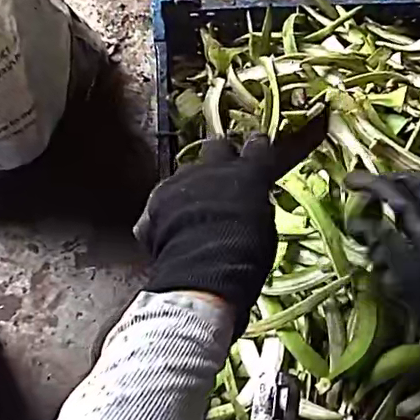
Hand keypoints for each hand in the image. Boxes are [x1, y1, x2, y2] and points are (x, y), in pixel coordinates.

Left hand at [136, 136, 285, 330]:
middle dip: (220, 158)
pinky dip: (167, 213)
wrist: (204, 272)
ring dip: (192, 187)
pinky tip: (171, 231)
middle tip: (224, 175)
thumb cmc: (247, 252)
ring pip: (185, 174)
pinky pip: (163, 202)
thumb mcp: (265, 226)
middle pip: (216, 148)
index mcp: (247, 173)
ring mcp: (179, 183)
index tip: (258, 147)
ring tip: (195, 211)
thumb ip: (256, 205)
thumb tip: (252, 203)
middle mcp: (212, 169)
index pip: (257, 147)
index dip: (257, 147)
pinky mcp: (154, 203)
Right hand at [344, 171, 419, 380]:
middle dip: (395, 179)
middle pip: (418, 180)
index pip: (391, 189)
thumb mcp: (400, 270)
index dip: (368, 182)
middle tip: (379, 187)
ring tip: (406, 193)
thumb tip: (364, 224)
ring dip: (419, 184)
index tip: (350, 181)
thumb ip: (383, 241)